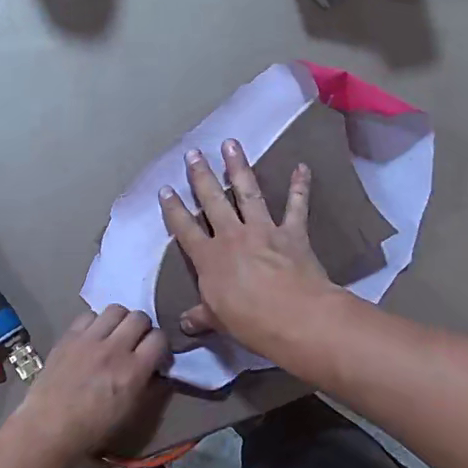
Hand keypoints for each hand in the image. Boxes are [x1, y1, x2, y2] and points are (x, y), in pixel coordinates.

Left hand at [0, 305, 168, 467]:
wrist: (49, 428)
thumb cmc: (93, 430)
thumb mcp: (131, 414)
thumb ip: (151, 389)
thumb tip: (160, 373)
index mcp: (133, 370)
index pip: (160, 338)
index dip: (161, 346)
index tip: (156, 357)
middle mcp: (113, 348)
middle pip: (139, 317)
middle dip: (143, 329)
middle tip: (136, 343)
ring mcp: (88, 339)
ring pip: (115, 310)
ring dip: (121, 321)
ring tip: (115, 336)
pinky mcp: (68, 337)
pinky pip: (88, 315)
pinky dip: (95, 323)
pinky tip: (92, 338)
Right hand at [158, 139, 336, 351]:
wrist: (293, 315)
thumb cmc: (248, 320)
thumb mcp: (217, 320)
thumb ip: (200, 316)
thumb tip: (184, 324)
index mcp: (209, 258)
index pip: (185, 229)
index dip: (173, 209)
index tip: (165, 189)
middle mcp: (232, 236)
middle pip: (213, 201)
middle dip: (201, 176)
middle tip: (194, 153)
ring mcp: (263, 230)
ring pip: (247, 192)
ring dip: (238, 167)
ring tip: (231, 144)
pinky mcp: (292, 233)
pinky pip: (296, 205)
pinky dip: (299, 186)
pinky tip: (302, 167)